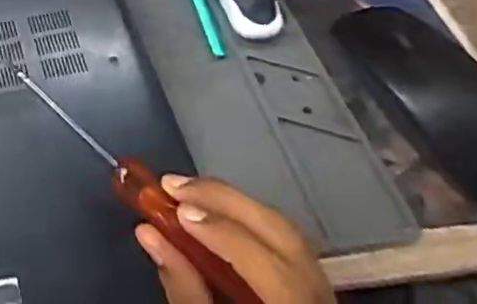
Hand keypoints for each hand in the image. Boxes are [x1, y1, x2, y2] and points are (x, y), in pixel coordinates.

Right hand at [136, 175, 334, 303]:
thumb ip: (185, 294)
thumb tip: (148, 232)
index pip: (274, 272)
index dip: (226, 235)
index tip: (177, 210)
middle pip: (283, 236)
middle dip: (225, 202)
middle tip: (171, 185)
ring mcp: (328, 298)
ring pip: (285, 232)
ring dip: (232, 203)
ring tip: (185, 192)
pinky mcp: (316, 291)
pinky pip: (284, 243)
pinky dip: (246, 219)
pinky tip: (214, 213)